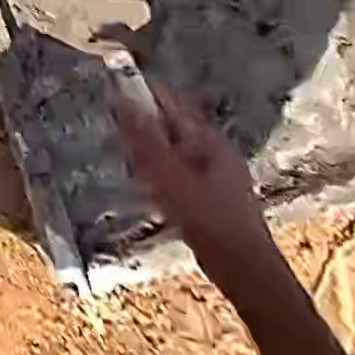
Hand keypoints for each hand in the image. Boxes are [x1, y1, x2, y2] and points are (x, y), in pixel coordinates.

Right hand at [113, 80, 274, 274]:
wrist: (244, 270)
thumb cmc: (206, 216)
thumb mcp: (166, 173)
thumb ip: (142, 135)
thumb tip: (118, 97)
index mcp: (207, 138)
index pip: (168, 100)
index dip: (139, 89)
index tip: (110, 84)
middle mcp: (213, 149)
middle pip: (168, 122)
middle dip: (139, 120)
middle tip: (114, 125)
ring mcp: (214, 172)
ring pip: (169, 145)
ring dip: (145, 146)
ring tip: (126, 156)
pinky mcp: (209, 193)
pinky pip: (174, 166)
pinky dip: (155, 167)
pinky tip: (144, 182)